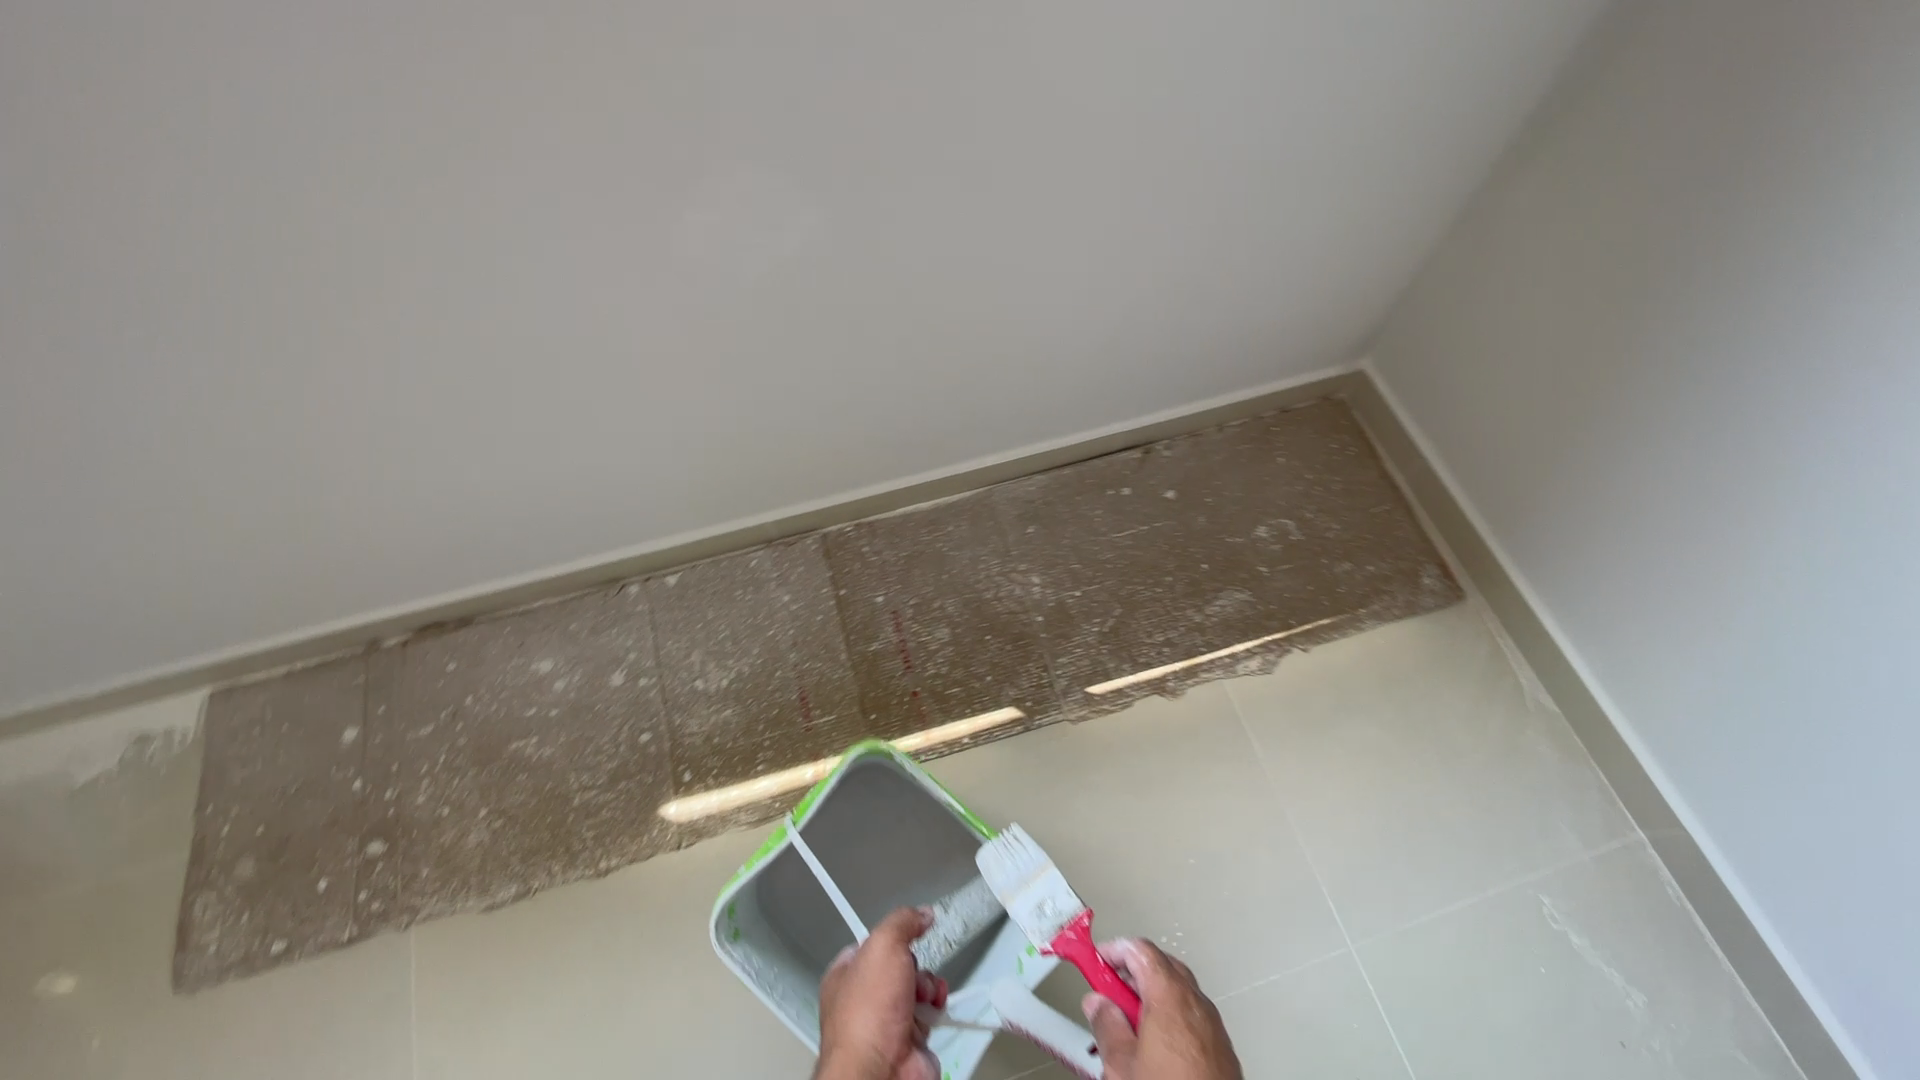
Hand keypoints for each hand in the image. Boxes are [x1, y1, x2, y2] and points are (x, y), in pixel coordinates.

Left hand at [813, 907, 948, 1079]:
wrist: (882, 1071)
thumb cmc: (870, 1009)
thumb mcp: (884, 945)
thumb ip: (903, 922)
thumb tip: (923, 914)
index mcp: (845, 976)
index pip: (870, 945)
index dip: (891, 938)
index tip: (907, 933)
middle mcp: (863, 999)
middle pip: (899, 965)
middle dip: (914, 966)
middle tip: (912, 973)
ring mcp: (887, 1022)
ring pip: (917, 988)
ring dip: (928, 986)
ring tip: (925, 996)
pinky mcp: (910, 1041)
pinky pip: (930, 1013)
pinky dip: (938, 1008)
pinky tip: (936, 1008)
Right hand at [1082, 938, 1242, 1079]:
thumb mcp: (1121, 1063)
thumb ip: (1106, 1025)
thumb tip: (1098, 1005)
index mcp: (1169, 997)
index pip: (1140, 950)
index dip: (1114, 951)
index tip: (1095, 960)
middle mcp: (1195, 1004)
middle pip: (1162, 966)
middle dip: (1132, 972)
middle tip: (1108, 990)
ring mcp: (1212, 1026)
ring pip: (1178, 992)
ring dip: (1152, 996)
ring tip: (1128, 1023)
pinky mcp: (1221, 1049)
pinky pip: (1192, 1017)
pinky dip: (1170, 1016)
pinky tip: (1155, 1045)